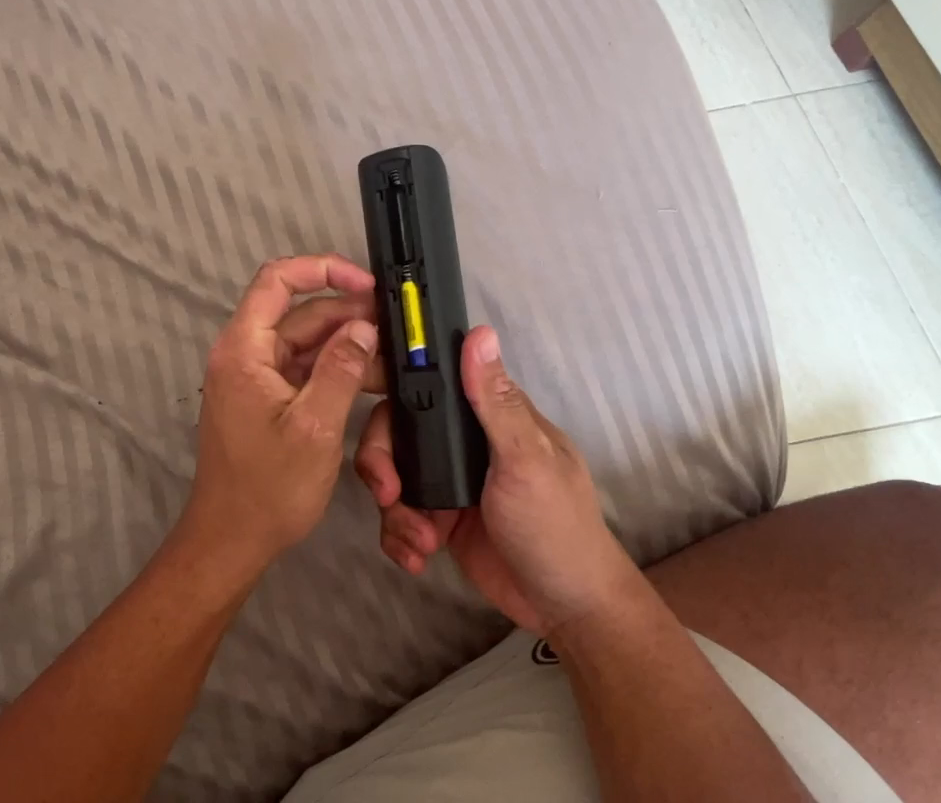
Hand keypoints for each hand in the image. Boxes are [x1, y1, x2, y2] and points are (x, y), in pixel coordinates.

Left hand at [181, 255, 382, 567]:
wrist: (232, 538)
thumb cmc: (268, 488)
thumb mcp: (314, 427)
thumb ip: (340, 370)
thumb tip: (363, 327)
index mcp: (243, 349)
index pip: (277, 280)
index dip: (322, 269)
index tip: (366, 283)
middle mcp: (244, 354)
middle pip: (298, 312)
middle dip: (346, 314)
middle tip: (394, 330)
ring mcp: (254, 377)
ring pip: (305, 341)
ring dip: (346, 344)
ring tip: (391, 359)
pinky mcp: (266, 398)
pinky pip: (303, 368)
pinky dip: (334, 369)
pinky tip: (370, 379)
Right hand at [354, 326, 641, 636]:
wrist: (565, 608)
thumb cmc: (555, 525)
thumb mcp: (526, 461)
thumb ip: (495, 403)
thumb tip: (479, 332)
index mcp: (488, 417)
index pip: (427, 385)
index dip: (393, 394)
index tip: (375, 419)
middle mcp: (463, 444)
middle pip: (396, 433)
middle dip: (382, 465)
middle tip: (388, 494)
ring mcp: (448, 482)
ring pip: (392, 476)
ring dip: (394, 511)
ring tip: (420, 541)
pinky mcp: (438, 519)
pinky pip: (398, 516)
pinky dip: (399, 536)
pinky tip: (418, 557)